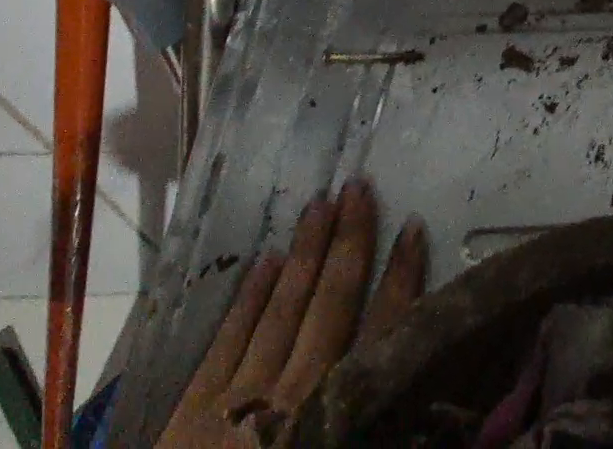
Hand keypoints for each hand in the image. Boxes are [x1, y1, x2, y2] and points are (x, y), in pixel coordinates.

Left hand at [156, 180, 426, 447]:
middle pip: (329, 305)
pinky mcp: (189, 414)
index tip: (412, 228)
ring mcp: (236, 401)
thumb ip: (382, 428)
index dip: (400, 278)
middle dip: (348, 245)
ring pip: (280, 310)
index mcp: (335, 418)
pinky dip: (248, 300)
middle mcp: (292, 396)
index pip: (380, 332)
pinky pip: (225, 342)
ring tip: (320, 205)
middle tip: (359, 187)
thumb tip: (423, 392)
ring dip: (304, 255)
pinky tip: (265, 262)